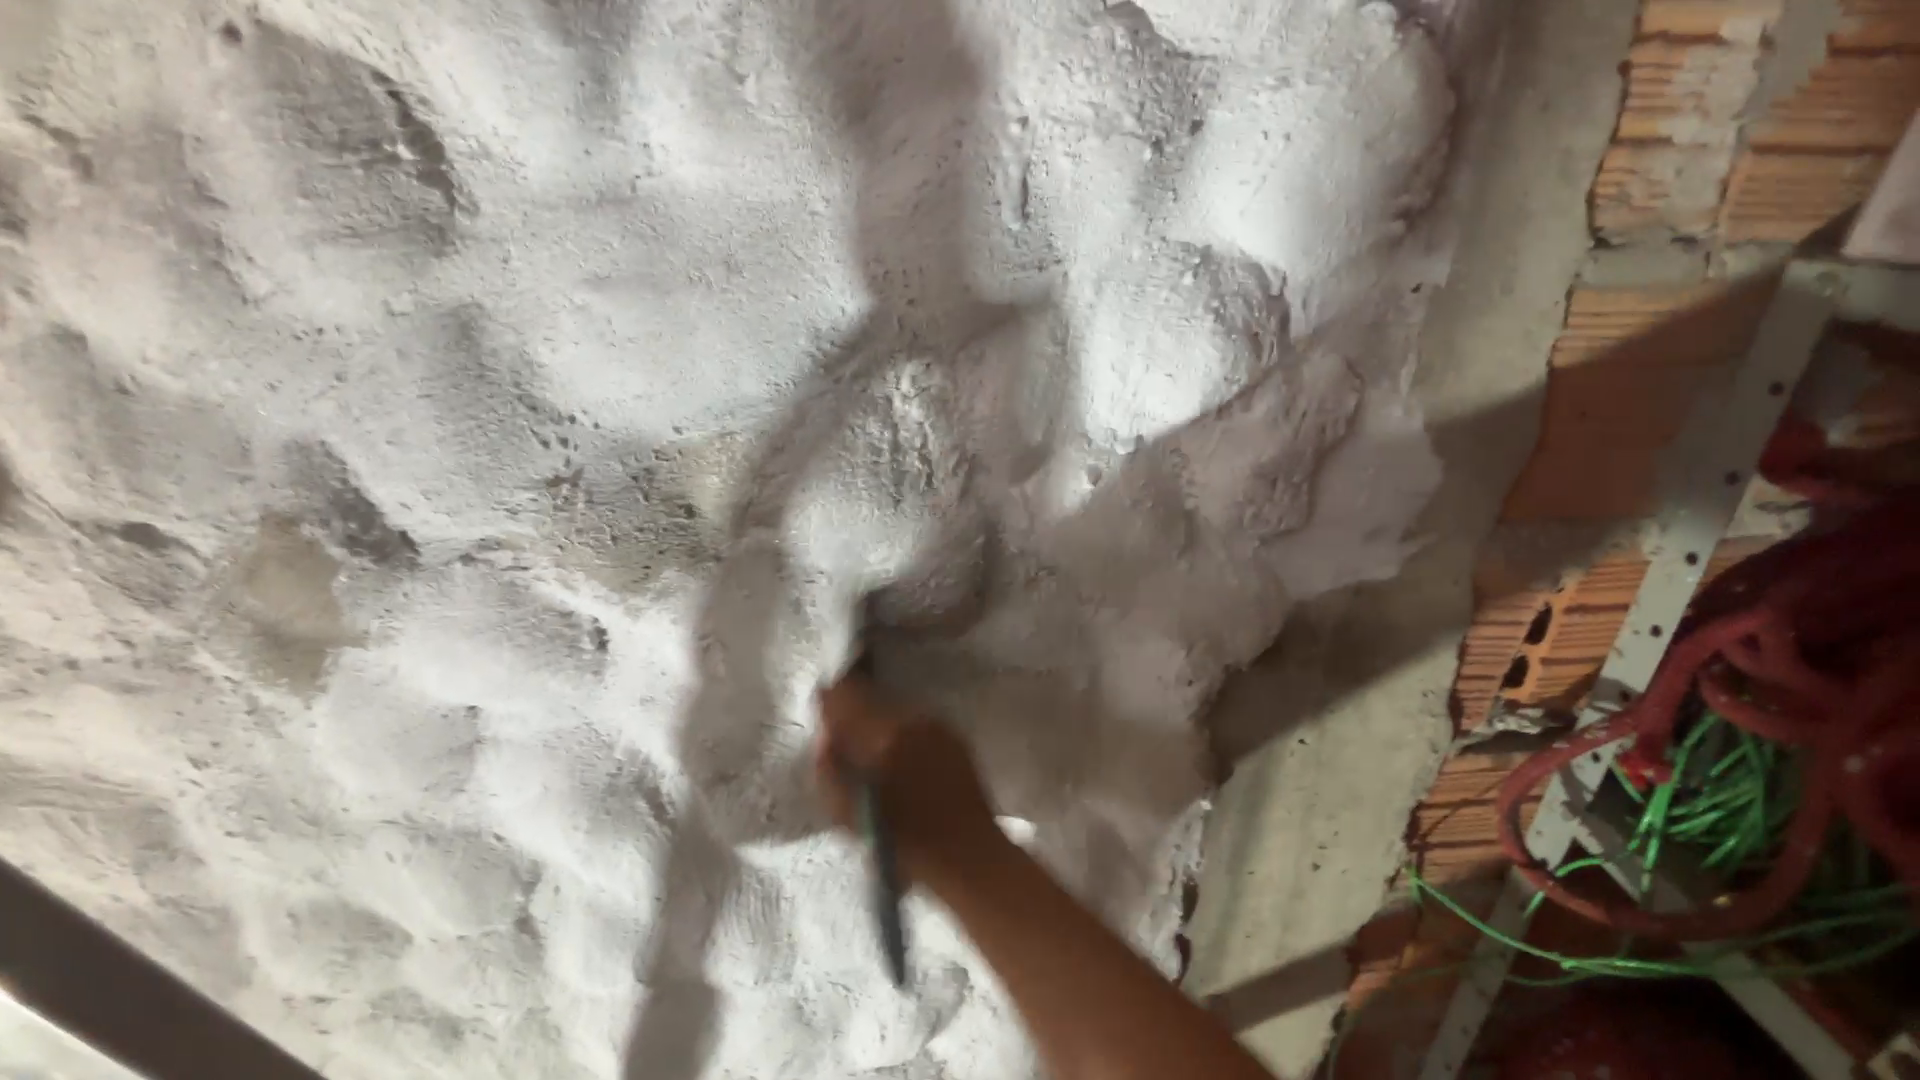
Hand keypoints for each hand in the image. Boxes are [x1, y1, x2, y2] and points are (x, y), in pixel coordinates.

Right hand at [814, 672, 1004, 890]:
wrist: (968, 855)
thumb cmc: (904, 845)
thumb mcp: (849, 816)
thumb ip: (828, 769)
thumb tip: (825, 737)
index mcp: (884, 736)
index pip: (846, 695)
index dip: (830, 700)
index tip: (822, 709)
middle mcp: (913, 720)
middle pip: (871, 699)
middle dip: (856, 716)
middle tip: (848, 745)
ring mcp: (938, 725)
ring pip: (896, 711)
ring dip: (882, 727)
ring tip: (879, 760)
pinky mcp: (955, 735)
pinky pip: (917, 724)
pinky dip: (906, 737)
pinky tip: (906, 765)